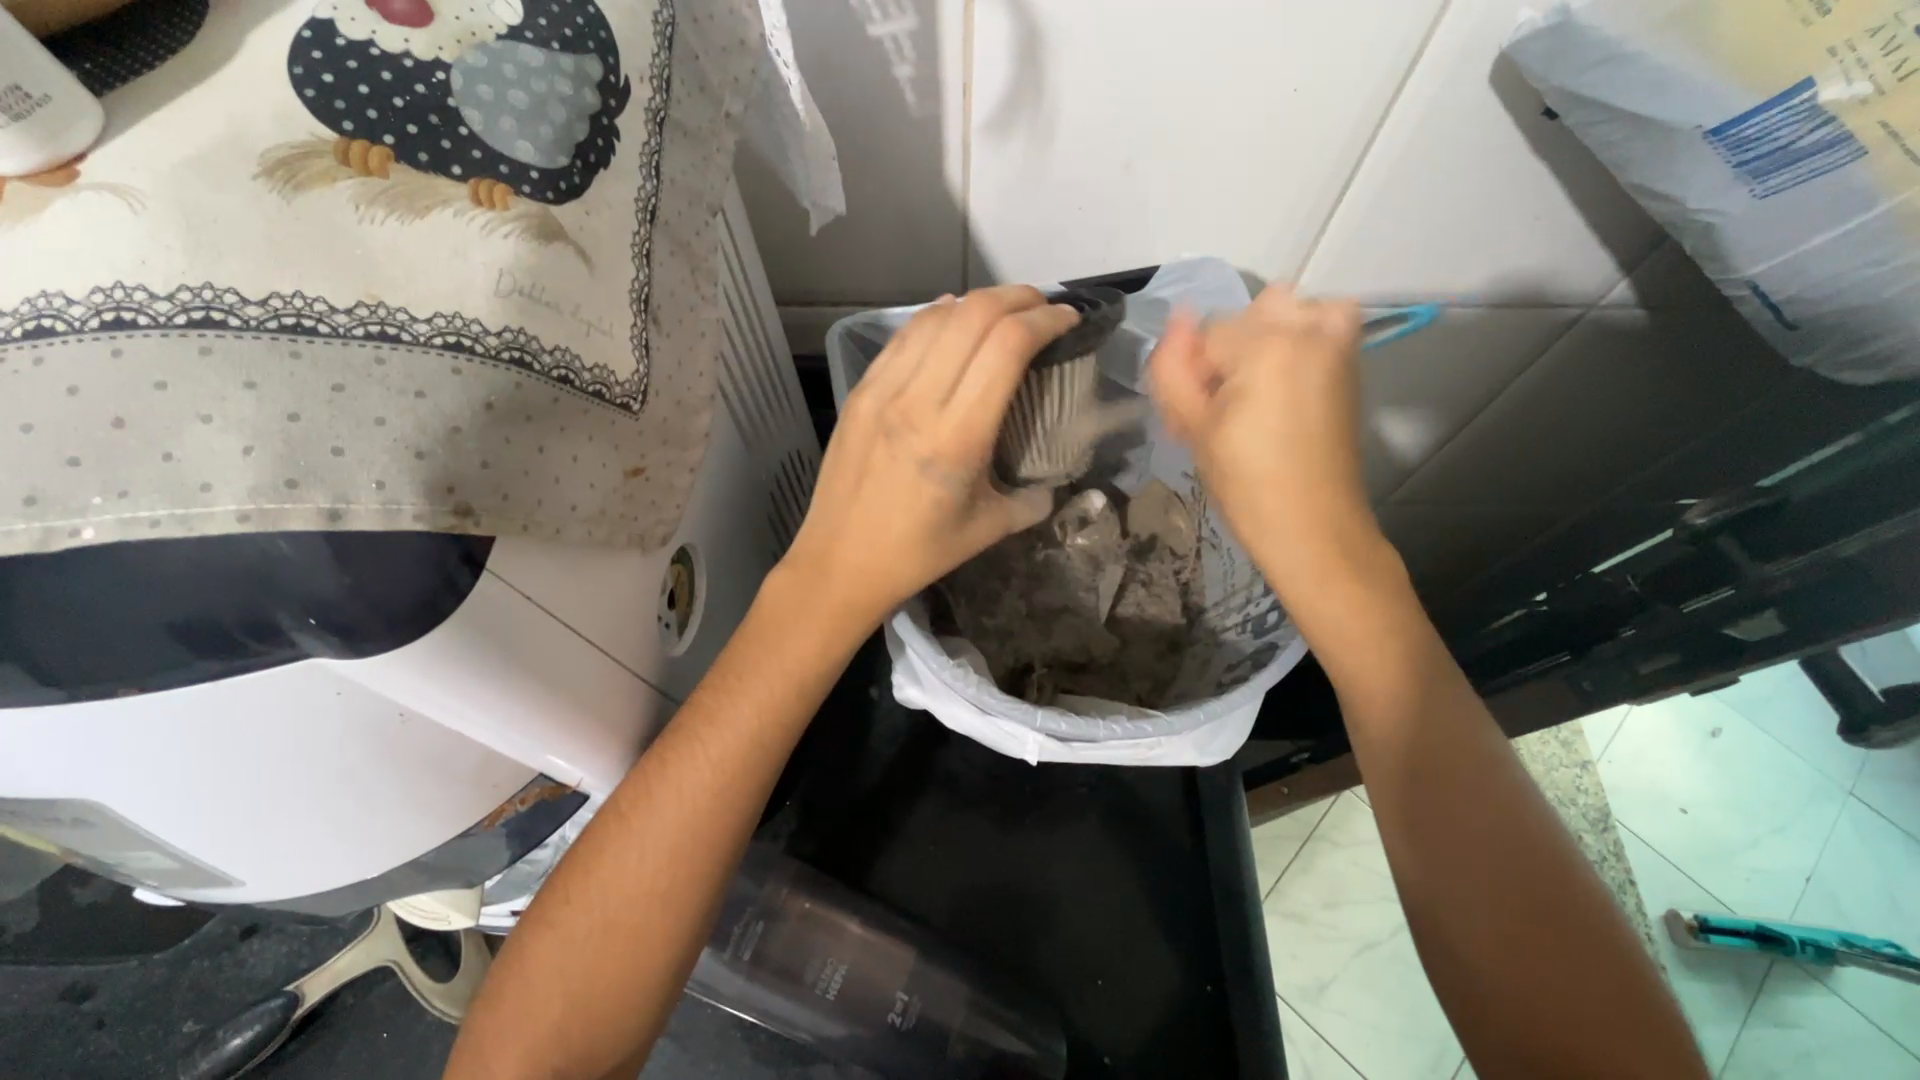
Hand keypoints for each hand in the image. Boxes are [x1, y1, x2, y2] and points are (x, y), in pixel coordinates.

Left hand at [775, 285, 1079, 632]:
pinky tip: (953, 316)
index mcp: (957, 436)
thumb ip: (1032, 501)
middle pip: (974, 316)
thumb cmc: (917, 553)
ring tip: (1004, 309)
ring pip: (935, 318)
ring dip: (977, 302)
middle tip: (1042, 307)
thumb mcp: (987, 530)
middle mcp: (918, 401)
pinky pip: (903, 337)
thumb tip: (1055, 486)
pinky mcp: (860, 392)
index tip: (1068, 320)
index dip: (1045, 320)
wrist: (840, 562)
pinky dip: (935, 316)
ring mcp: (883, 391)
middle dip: (1018, 298)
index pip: (1007, 346)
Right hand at [1148, 284, 1375, 592]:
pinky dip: (1303, 338)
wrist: (1313, 526)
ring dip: (1266, 335)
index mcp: (1264, 344)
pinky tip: (1285, 384)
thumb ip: (1172, 368)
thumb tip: (1176, 318)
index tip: (1194, 415)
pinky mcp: (1351, 361)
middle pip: (1246, 314)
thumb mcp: (1194, 426)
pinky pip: (1323, 323)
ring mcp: (1336, 342)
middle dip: (1229, 348)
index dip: (1192, 373)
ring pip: (1288, 309)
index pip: (1205, 333)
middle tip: (1224, 403)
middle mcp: (1307, 329)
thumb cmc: (1245, 483)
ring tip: (1256, 388)